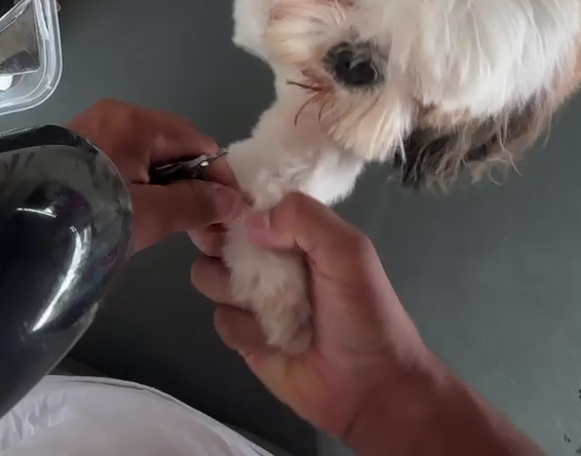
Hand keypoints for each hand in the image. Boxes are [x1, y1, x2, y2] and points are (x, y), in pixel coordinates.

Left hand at [66, 99, 241, 252]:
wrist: (21, 224)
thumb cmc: (91, 214)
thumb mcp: (150, 214)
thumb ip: (194, 203)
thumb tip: (231, 200)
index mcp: (135, 121)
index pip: (196, 140)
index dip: (218, 175)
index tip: (230, 211)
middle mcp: (114, 114)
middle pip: (172, 144)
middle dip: (193, 181)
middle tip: (204, 223)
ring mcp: (93, 128)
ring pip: (147, 154)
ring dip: (167, 185)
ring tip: (175, 224)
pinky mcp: (78, 149)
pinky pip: (124, 160)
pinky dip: (141, 183)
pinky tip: (143, 213)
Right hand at [191, 193, 541, 453]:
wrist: (374, 389)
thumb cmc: (366, 312)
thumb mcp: (348, 251)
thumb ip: (304, 218)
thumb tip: (250, 222)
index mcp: (286, 228)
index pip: (241, 196)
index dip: (222, 192)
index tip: (217, 196)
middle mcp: (261, 255)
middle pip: (211, 231)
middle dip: (212, 237)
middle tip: (230, 249)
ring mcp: (248, 294)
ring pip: (206, 274)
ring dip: (230, 286)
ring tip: (264, 302)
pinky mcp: (241, 334)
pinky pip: (220, 319)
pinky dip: (245, 328)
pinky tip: (273, 337)